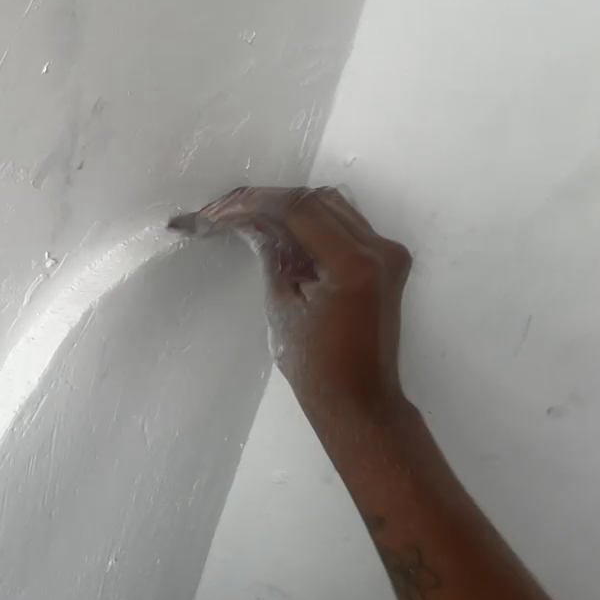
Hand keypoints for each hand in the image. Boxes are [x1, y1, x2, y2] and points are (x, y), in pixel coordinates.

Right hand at [172, 187, 412, 421]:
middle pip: (314, 201)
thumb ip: (272, 256)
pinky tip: (273, 229)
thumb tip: (252, 225)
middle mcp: (379, 249)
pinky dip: (305, 222)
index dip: (251, 204)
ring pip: (328, 206)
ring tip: (241, 217)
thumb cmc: (315, 366)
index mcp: (354, 263)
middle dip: (263, 201)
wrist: (358, 399)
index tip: (215, 212)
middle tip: (220, 212)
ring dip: (284, 207)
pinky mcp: (382, 260)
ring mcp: (385, 252)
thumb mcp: (282, 306)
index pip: (298, 210)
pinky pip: (340, 224)